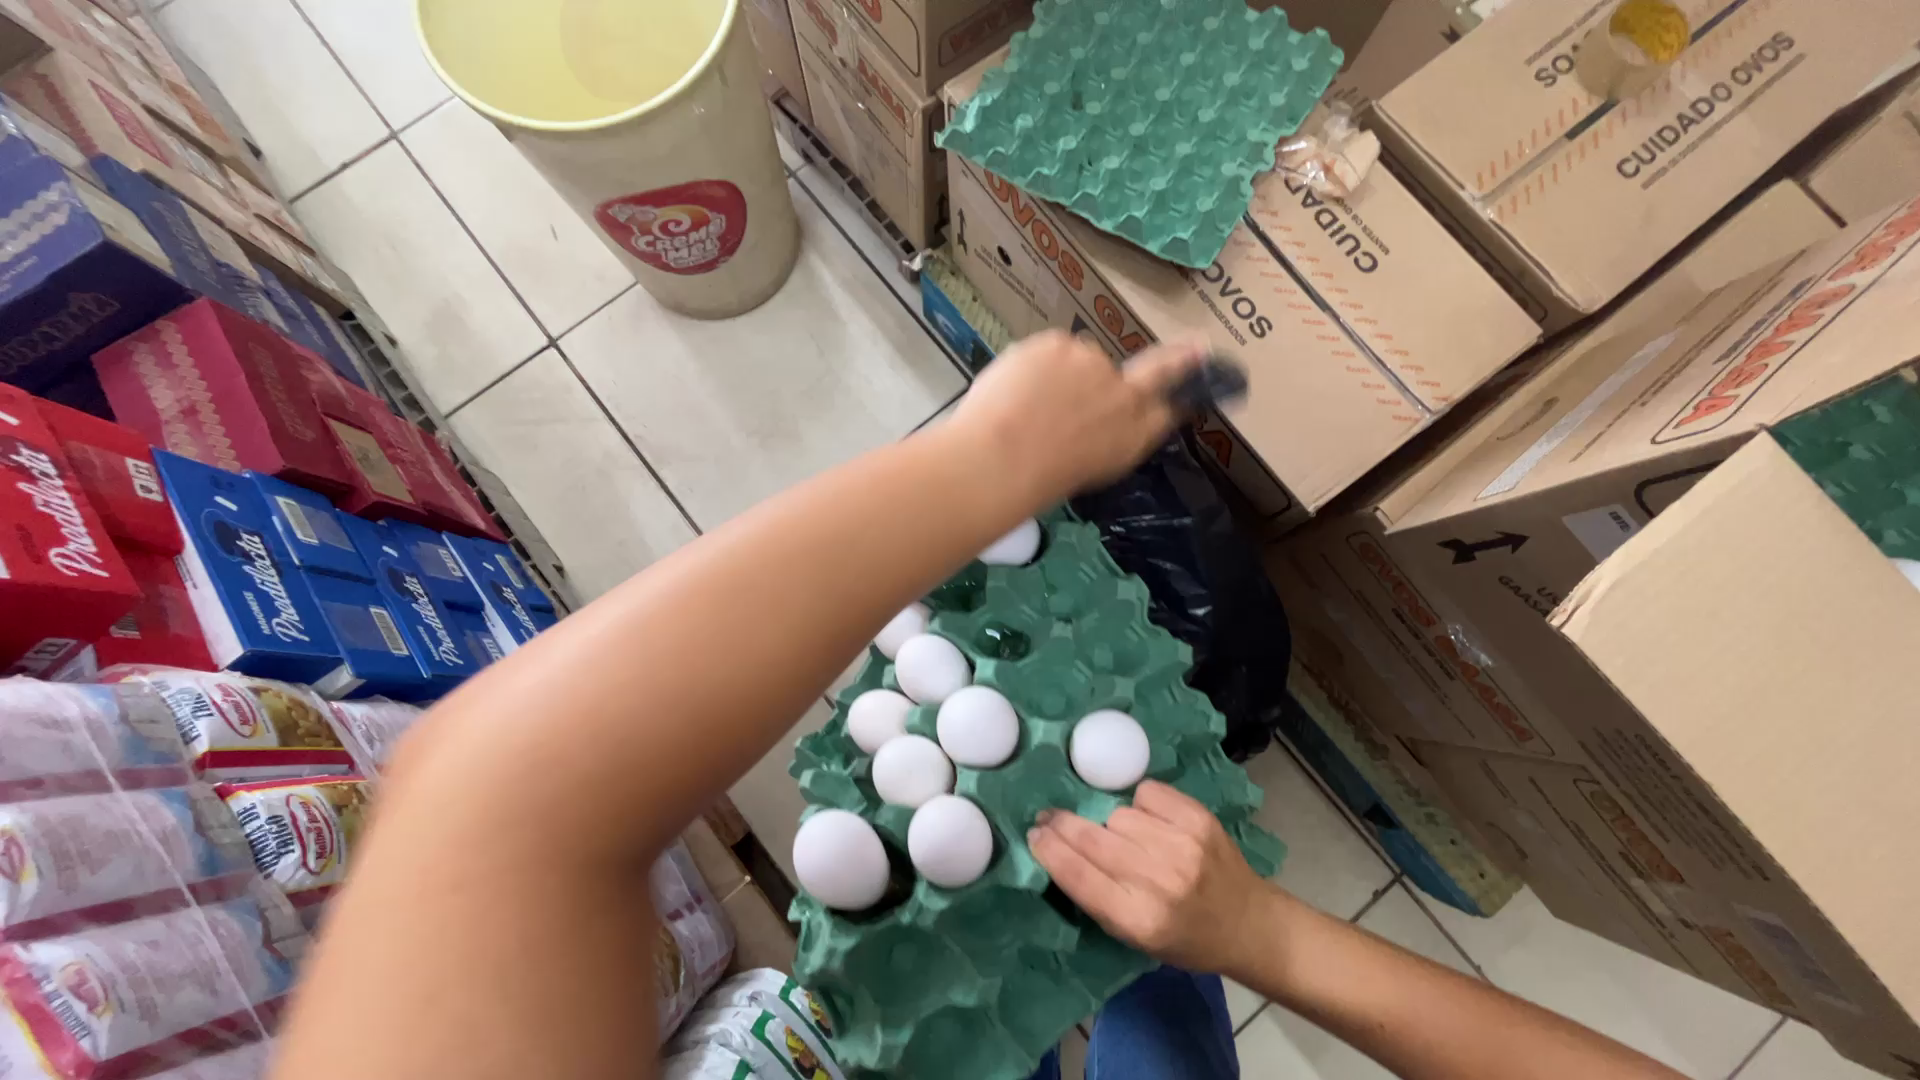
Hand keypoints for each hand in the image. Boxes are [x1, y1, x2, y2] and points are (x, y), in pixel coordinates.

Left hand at [947, 331, 1208, 503]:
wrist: (1002, 459)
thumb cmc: (1037, 482)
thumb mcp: (1086, 470)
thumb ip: (1100, 440)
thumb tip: (1092, 427)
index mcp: (1132, 438)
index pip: (1168, 410)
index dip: (1179, 392)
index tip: (1199, 376)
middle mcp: (1125, 396)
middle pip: (1159, 369)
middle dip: (1181, 357)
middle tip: (1197, 347)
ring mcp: (1094, 364)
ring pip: (1077, 362)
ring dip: (1059, 375)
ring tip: (1027, 404)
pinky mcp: (1061, 343)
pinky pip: (1047, 351)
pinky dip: (1032, 366)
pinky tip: (1016, 390)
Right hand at [1027, 780, 1280, 975]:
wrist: (1248, 923)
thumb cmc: (1184, 938)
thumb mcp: (1133, 937)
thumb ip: (1096, 895)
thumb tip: (1056, 848)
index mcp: (1138, 920)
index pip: (1078, 876)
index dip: (1049, 850)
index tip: (1034, 834)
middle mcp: (1159, 881)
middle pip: (1092, 838)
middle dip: (1063, 824)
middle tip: (1048, 817)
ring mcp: (1181, 846)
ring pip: (1117, 813)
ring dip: (1109, 820)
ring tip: (1119, 833)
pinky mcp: (1198, 819)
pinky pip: (1146, 792)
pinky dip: (1140, 801)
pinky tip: (1147, 818)